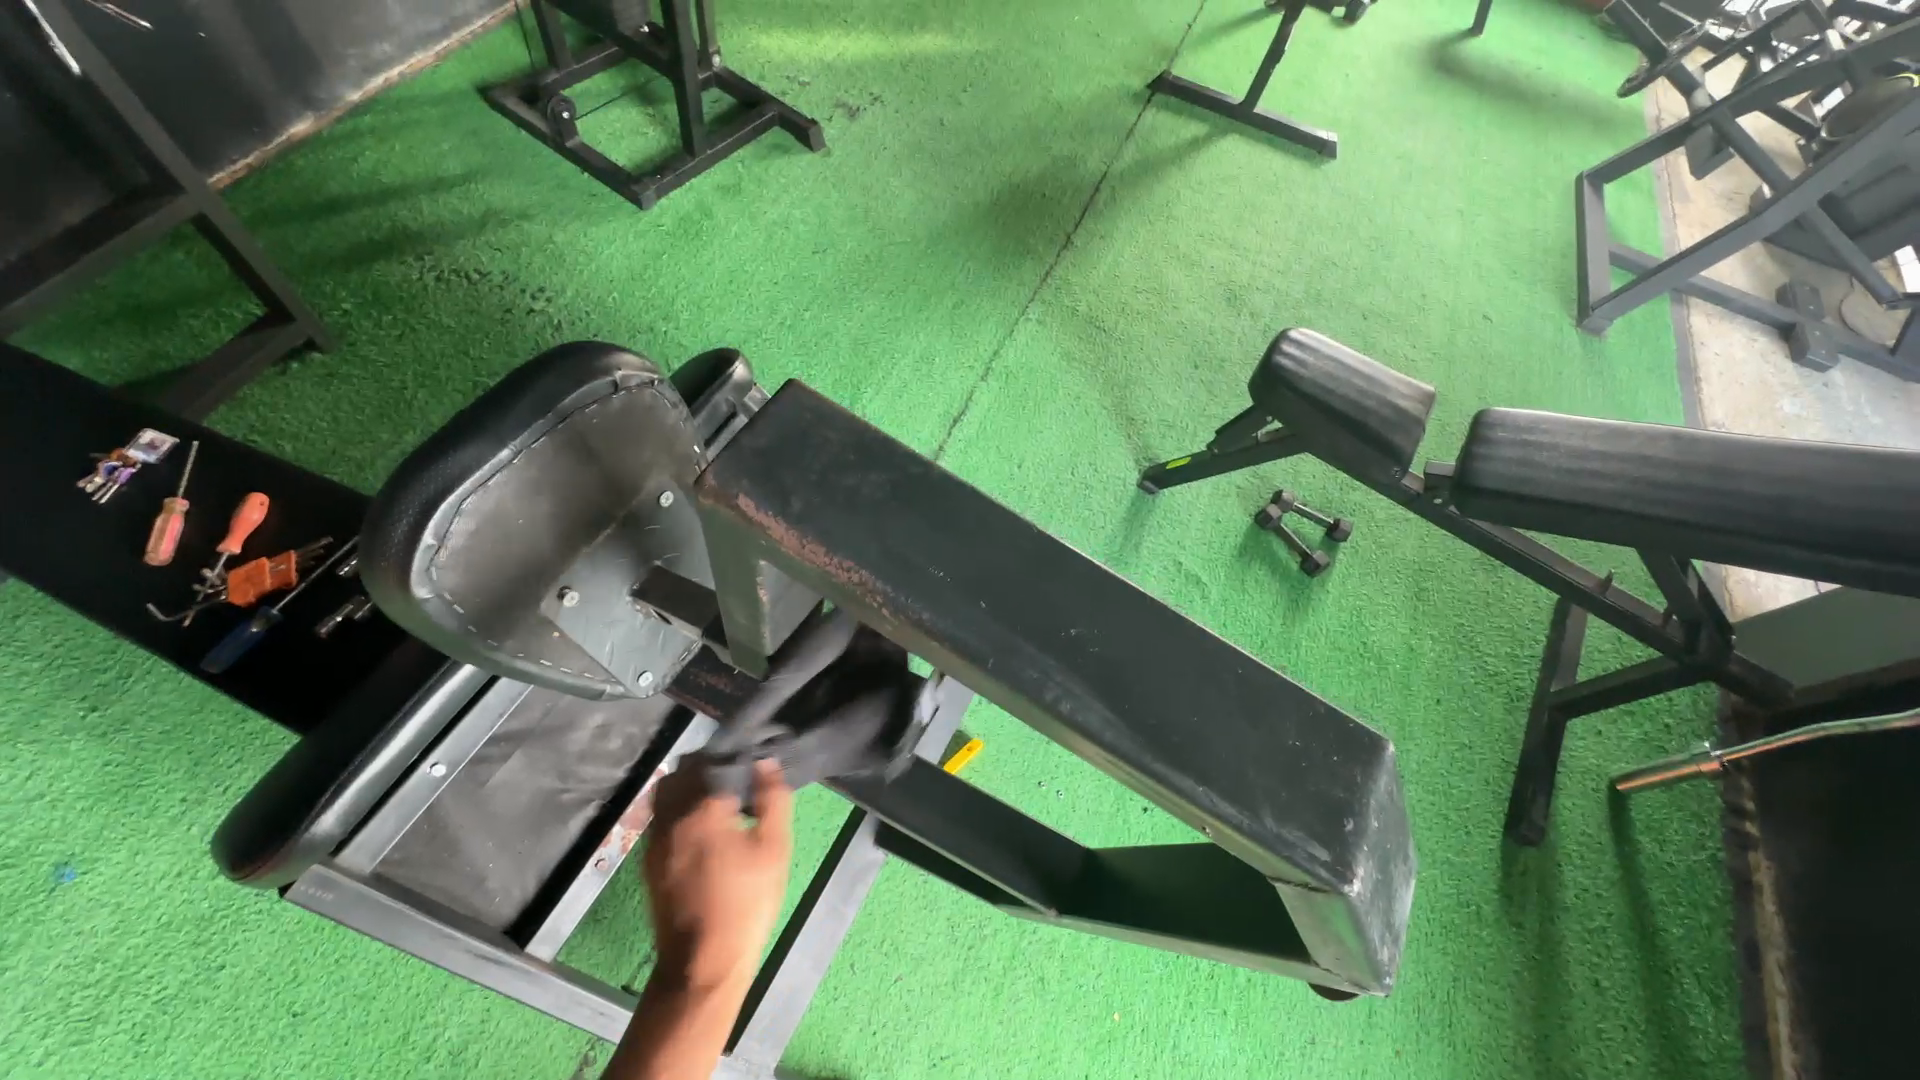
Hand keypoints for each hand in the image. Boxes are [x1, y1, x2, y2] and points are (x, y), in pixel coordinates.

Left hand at [642, 759, 793, 991]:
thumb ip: (772, 798)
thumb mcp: (774, 848)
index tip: (750, 758)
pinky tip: (703, 830)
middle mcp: (671, 816)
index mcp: (702, 807)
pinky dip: (679, 811)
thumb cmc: (746, 902)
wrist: (703, 962)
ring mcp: (655, 840)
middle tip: (734, 777)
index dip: (731, 752)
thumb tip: (765, 762)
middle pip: (680, 772)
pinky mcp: (649, 862)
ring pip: (665, 795)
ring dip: (687, 788)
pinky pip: (661, 819)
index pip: (710, 758)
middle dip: (705, 766)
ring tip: (717, 802)